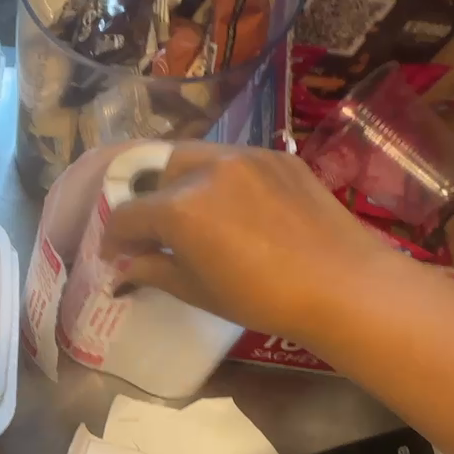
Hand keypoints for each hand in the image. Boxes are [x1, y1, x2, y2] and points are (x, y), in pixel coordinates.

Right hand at [100, 142, 401, 342]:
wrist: (340, 284)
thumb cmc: (259, 297)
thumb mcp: (195, 290)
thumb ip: (153, 269)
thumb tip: (125, 266)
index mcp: (179, 208)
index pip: (127, 215)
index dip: (113, 239)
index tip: (115, 258)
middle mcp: (207, 169)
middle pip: (157, 174)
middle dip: (146, 203)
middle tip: (151, 235)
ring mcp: (246, 157)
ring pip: (194, 158)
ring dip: (179, 184)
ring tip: (189, 217)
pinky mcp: (278, 157)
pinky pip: (231, 160)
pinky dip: (216, 180)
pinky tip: (230, 210)